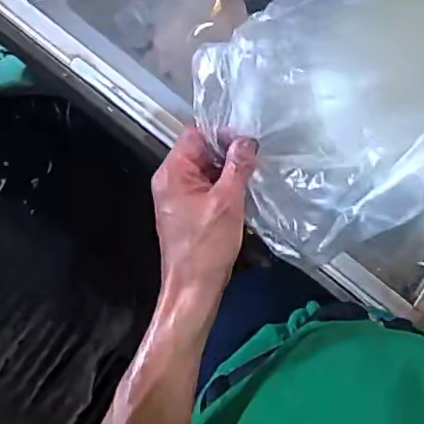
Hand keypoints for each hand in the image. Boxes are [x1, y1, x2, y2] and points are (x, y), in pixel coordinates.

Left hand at [150, 129, 256, 301]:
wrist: (193, 289)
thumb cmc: (206, 248)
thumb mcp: (228, 202)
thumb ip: (237, 167)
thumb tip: (246, 142)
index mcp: (172, 172)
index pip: (194, 134)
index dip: (221, 134)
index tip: (246, 143)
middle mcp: (169, 180)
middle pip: (200, 150)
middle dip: (227, 152)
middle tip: (253, 159)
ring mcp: (176, 195)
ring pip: (205, 168)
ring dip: (227, 170)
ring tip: (251, 175)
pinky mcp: (186, 209)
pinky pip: (205, 186)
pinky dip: (223, 185)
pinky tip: (241, 191)